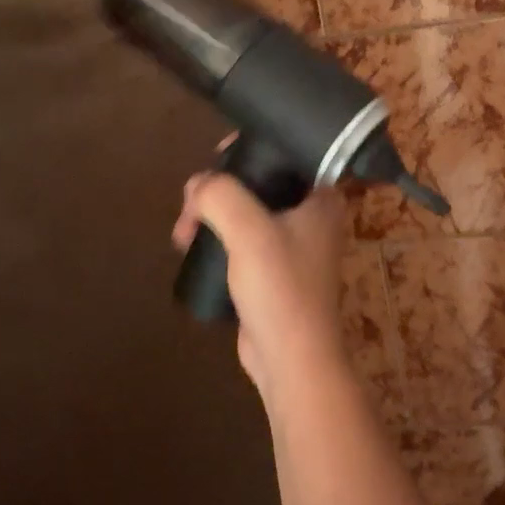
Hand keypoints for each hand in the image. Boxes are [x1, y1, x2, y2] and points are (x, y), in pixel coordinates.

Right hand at [172, 172, 347, 394]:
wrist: (291, 356)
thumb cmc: (280, 287)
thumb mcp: (248, 230)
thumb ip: (221, 195)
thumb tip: (198, 185)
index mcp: (322, 197)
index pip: (288, 153)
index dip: (250, 148)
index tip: (215, 155)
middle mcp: (313, 216)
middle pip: (261, 183)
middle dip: (220, 189)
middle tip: (189, 206)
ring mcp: (296, 245)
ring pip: (248, 213)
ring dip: (214, 216)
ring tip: (183, 234)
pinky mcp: (276, 271)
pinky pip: (244, 241)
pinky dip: (220, 240)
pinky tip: (193, 248)